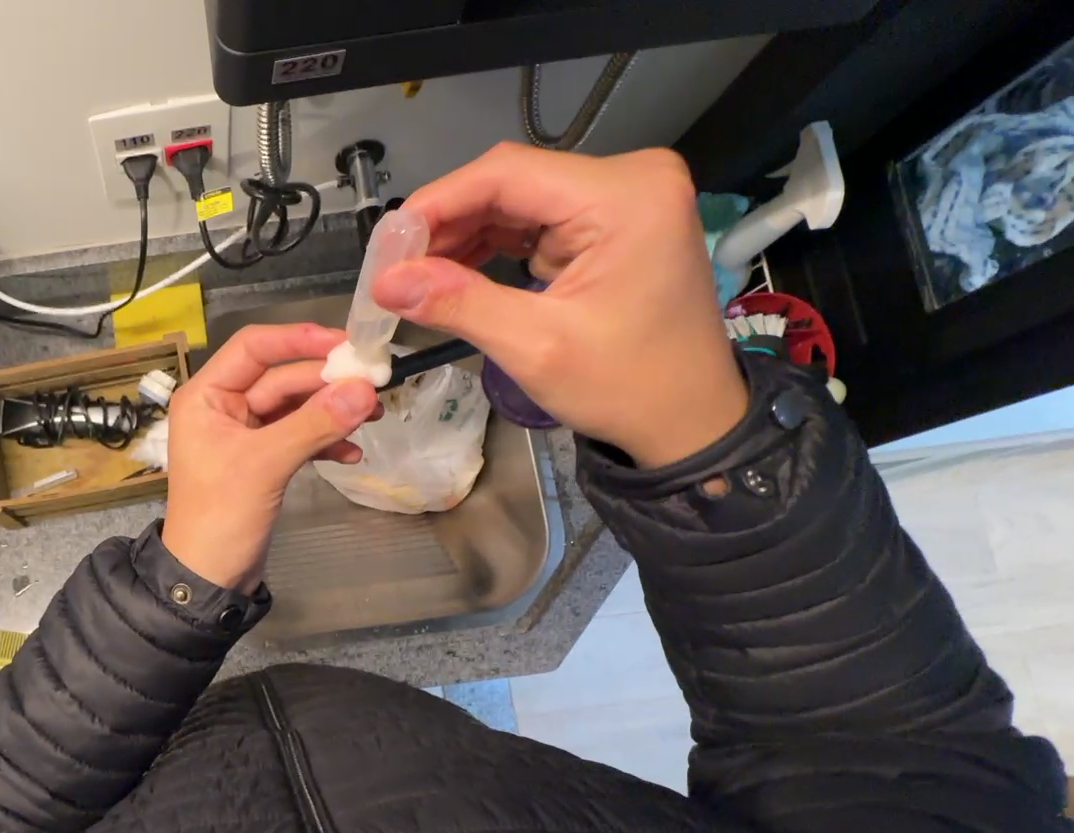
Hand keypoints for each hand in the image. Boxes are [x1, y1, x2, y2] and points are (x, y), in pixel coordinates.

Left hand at [162, 324, 379, 590]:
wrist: (208, 576)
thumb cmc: (221, 516)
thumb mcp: (265, 465)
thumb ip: (313, 424)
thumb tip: (365, 390)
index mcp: (206, 396)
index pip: (253, 347)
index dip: (299, 339)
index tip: (346, 343)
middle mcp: (223, 408)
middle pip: (282, 378)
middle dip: (327, 383)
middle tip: (376, 386)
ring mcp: (244, 435)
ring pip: (295, 408)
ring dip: (332, 411)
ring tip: (374, 417)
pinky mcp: (263, 460)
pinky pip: (299, 437)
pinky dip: (325, 441)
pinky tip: (352, 453)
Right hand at [372, 144, 748, 468]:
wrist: (687, 418)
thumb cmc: (625, 386)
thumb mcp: (535, 347)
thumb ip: (458, 305)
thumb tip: (385, 283)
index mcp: (623, 196)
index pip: (506, 173)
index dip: (436, 204)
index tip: (385, 246)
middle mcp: (627, 180)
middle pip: (509, 181)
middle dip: (445, 223)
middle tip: (392, 268)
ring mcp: (620, 200)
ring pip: (515, 200)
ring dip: (461, 236)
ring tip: (413, 275)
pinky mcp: (608, 224)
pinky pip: (532, 222)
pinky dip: (488, 246)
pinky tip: (452, 273)